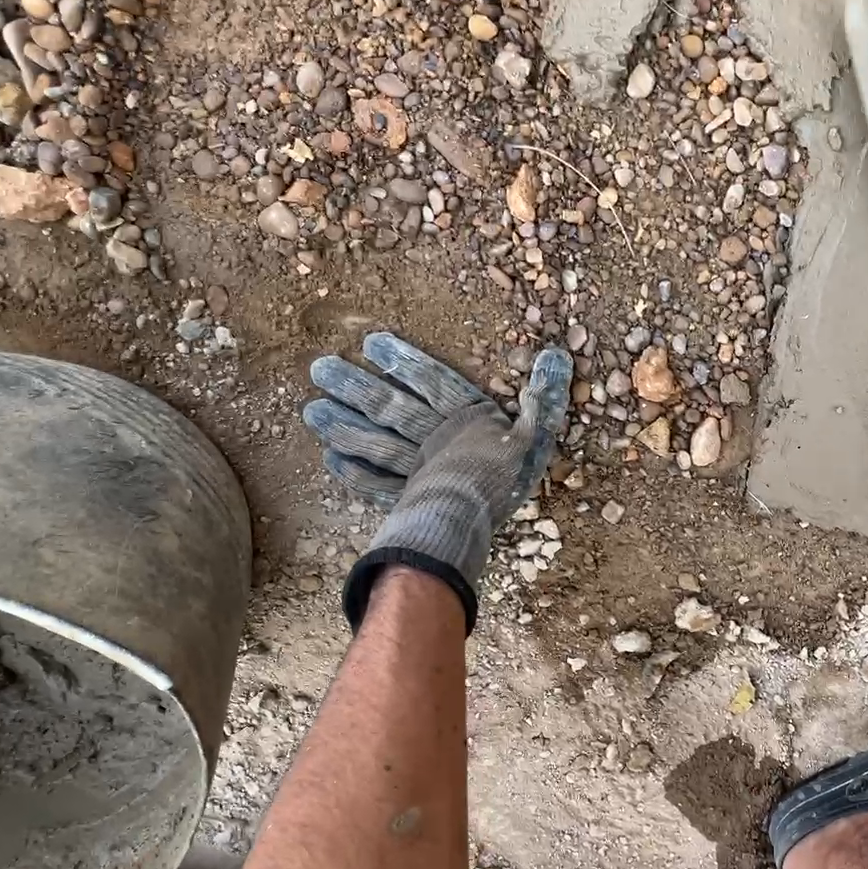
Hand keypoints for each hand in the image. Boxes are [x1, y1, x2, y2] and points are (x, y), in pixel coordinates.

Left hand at [303, 332, 570, 629]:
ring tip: (312, 410)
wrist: (477, 525)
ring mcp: (417, 470)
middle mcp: (435, 439)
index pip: (432, 383)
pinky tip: (331, 460)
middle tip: (320, 368)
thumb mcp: (537, 436)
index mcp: (465, 420)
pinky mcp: (410, 498)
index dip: (404, 362)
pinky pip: (376, 483)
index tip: (371, 344)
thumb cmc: (509, 479)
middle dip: (356, 387)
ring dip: (344, 426)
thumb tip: (555, 356)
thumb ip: (544, 399)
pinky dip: (354, 473)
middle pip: (392, 409)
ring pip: (377, 442)